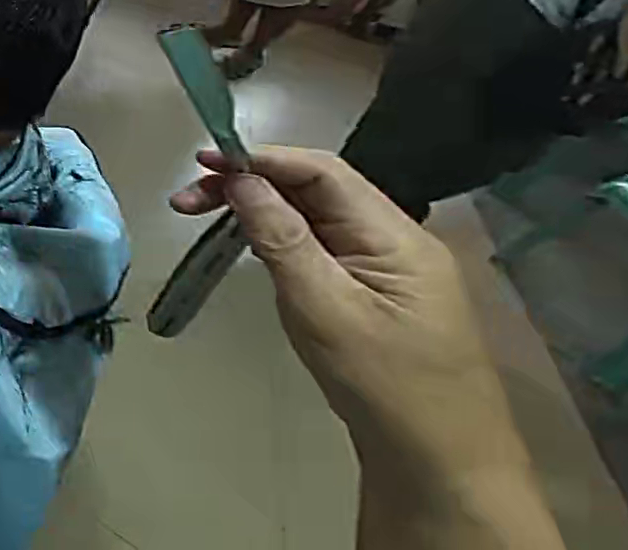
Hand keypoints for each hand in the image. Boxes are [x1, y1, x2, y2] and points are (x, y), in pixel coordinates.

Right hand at [170, 147, 510, 468]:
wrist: (440, 470)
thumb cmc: (384, 385)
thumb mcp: (322, 307)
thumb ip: (281, 236)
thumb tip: (241, 178)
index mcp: (394, 236)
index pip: (321, 172)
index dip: (262, 158)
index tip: (206, 160)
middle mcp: (390, 237)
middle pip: (310, 187)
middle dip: (247, 182)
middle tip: (188, 198)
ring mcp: (379, 262)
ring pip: (306, 212)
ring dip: (252, 206)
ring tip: (196, 212)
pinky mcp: (365, 284)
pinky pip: (311, 239)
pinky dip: (270, 231)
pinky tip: (242, 239)